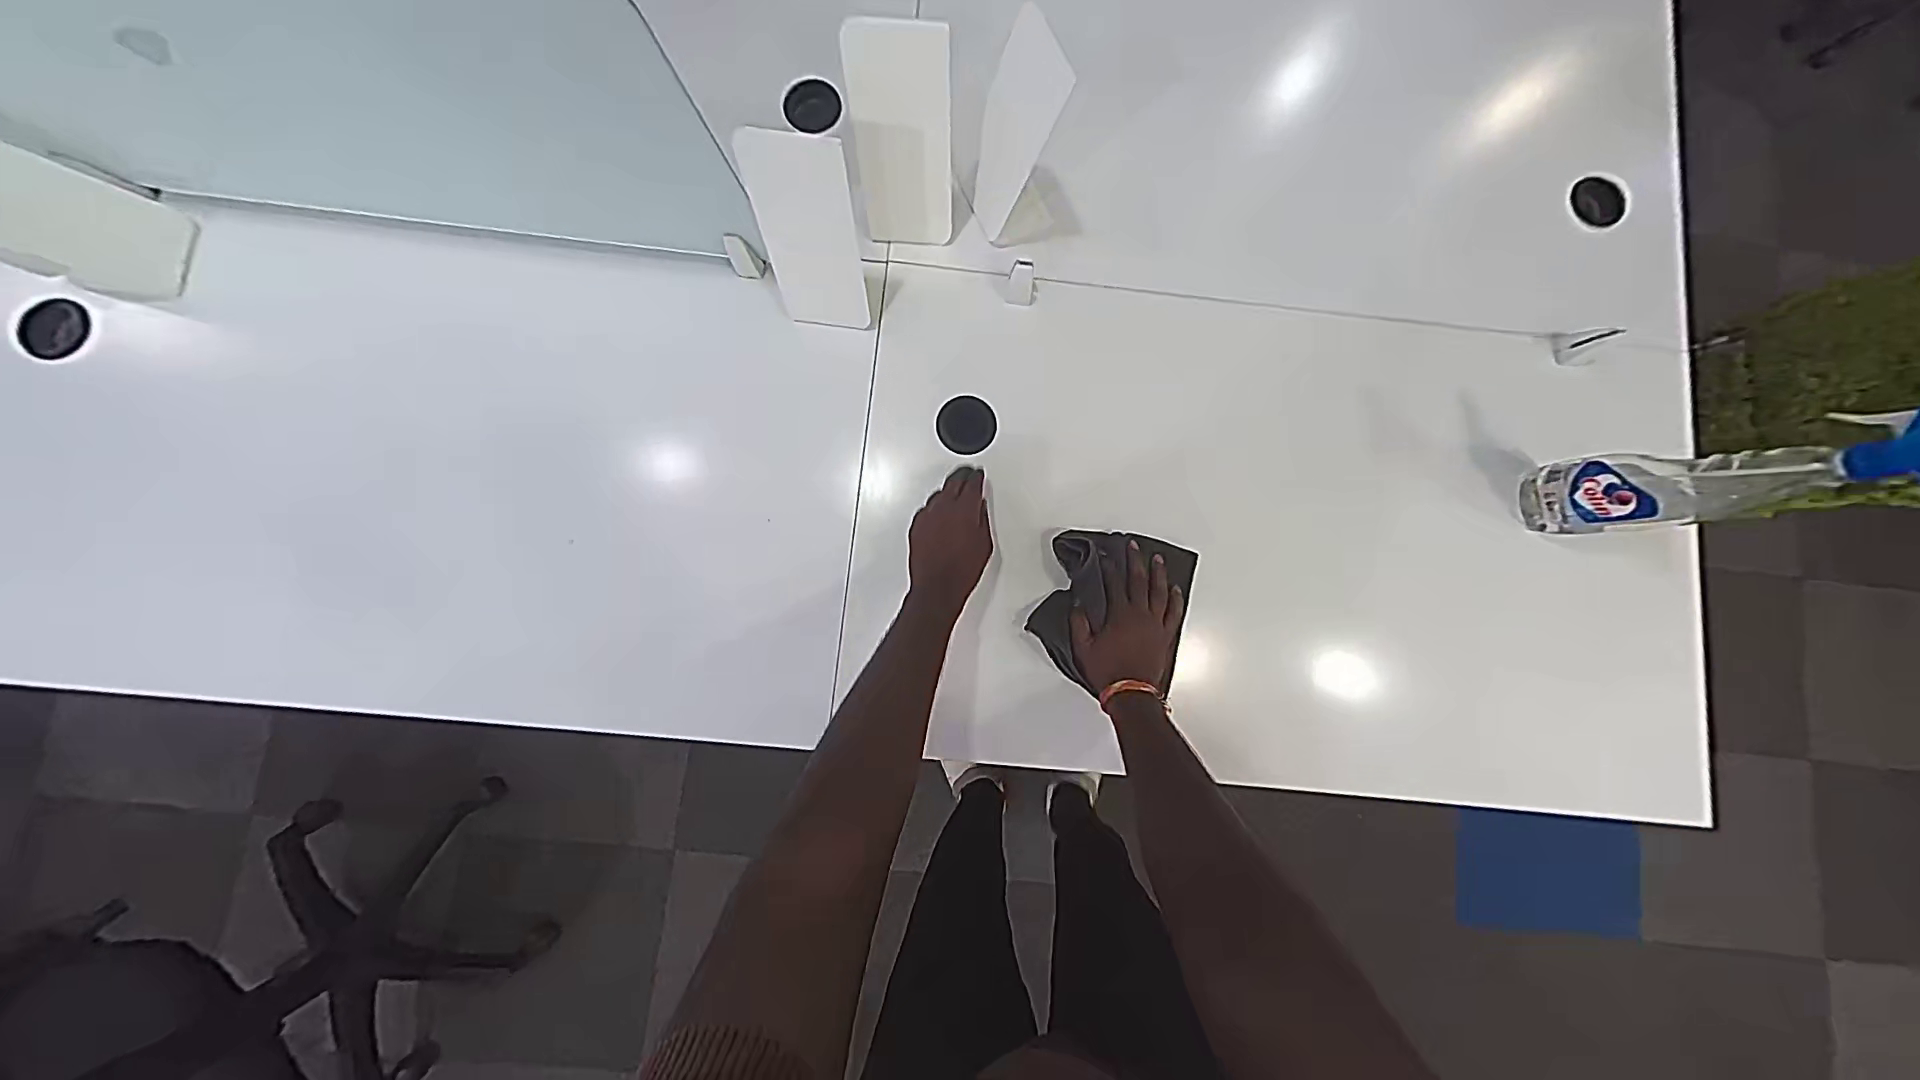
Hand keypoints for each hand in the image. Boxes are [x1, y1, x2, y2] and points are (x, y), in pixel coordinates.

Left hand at [907, 467, 992, 620]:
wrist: (938, 586)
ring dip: (948, 492)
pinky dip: (935, 507)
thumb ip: (982, 519)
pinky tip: (940, 512)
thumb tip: (980, 507)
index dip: (977, 478)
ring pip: (939, 494)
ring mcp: (928, 516)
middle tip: (969, 476)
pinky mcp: (916, 526)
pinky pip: (927, 509)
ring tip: (955, 494)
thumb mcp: (985, 543)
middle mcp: (944, 508)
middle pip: (954, 482)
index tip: (979, 476)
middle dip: (963, 477)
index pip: (972, 483)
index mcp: (965, 510)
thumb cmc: (962, 570)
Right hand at [1071, 541, 1186, 693]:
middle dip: (1134, 560)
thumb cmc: (1109, 672)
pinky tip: (1175, 589)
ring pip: (1159, 591)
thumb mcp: (1083, 648)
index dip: (1109, 567)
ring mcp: (1156, 624)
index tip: (1106, 556)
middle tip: (1133, 546)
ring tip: (1157, 559)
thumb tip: (1078, 606)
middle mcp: (1140, 615)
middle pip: (1138, 580)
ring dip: (1157, 573)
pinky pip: (1174, 611)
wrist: (1132, 694)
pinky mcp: (1165, 635)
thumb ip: (1079, 623)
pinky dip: (1175, 598)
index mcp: (1120, 615)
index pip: (1114, 583)